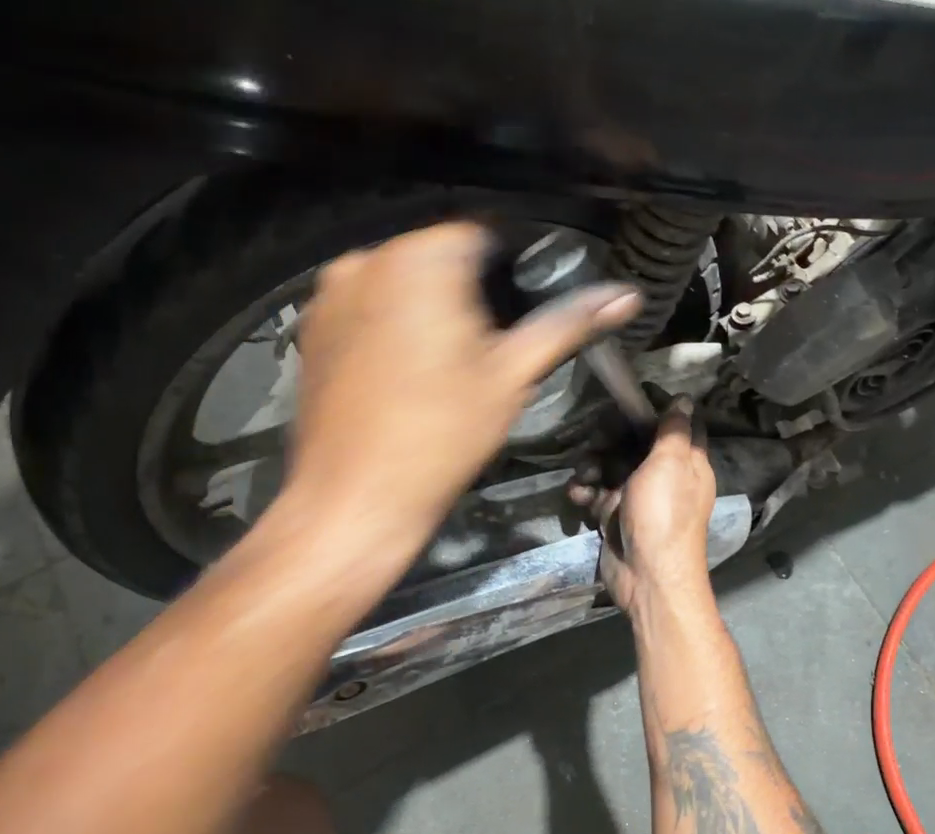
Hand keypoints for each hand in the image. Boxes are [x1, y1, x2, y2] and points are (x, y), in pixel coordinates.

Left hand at [276, 222, 639, 548]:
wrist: (356, 498)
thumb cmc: (439, 438)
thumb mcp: (512, 377)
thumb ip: (568, 324)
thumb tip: (623, 296)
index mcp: (420, 259)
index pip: (482, 235)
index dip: (510, 275)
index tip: (517, 319)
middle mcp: (366, 260)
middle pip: (437, 258)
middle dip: (466, 294)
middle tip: (485, 354)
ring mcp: (330, 294)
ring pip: (400, 286)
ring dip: (427, 312)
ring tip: (444, 372)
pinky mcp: (311, 329)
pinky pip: (366, 310)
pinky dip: (390, 330)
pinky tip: (405, 379)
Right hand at [570, 398, 717, 614]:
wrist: (647, 576)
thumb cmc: (664, 515)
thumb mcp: (672, 463)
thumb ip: (674, 430)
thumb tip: (685, 399)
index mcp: (687, 462)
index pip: (676, 424)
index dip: (656, 407)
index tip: (630, 395)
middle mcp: (665, 477)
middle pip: (635, 442)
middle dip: (611, 438)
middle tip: (595, 436)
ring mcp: (639, 497)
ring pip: (611, 466)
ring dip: (592, 465)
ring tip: (583, 472)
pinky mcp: (616, 516)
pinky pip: (597, 493)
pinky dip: (585, 491)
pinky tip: (577, 494)